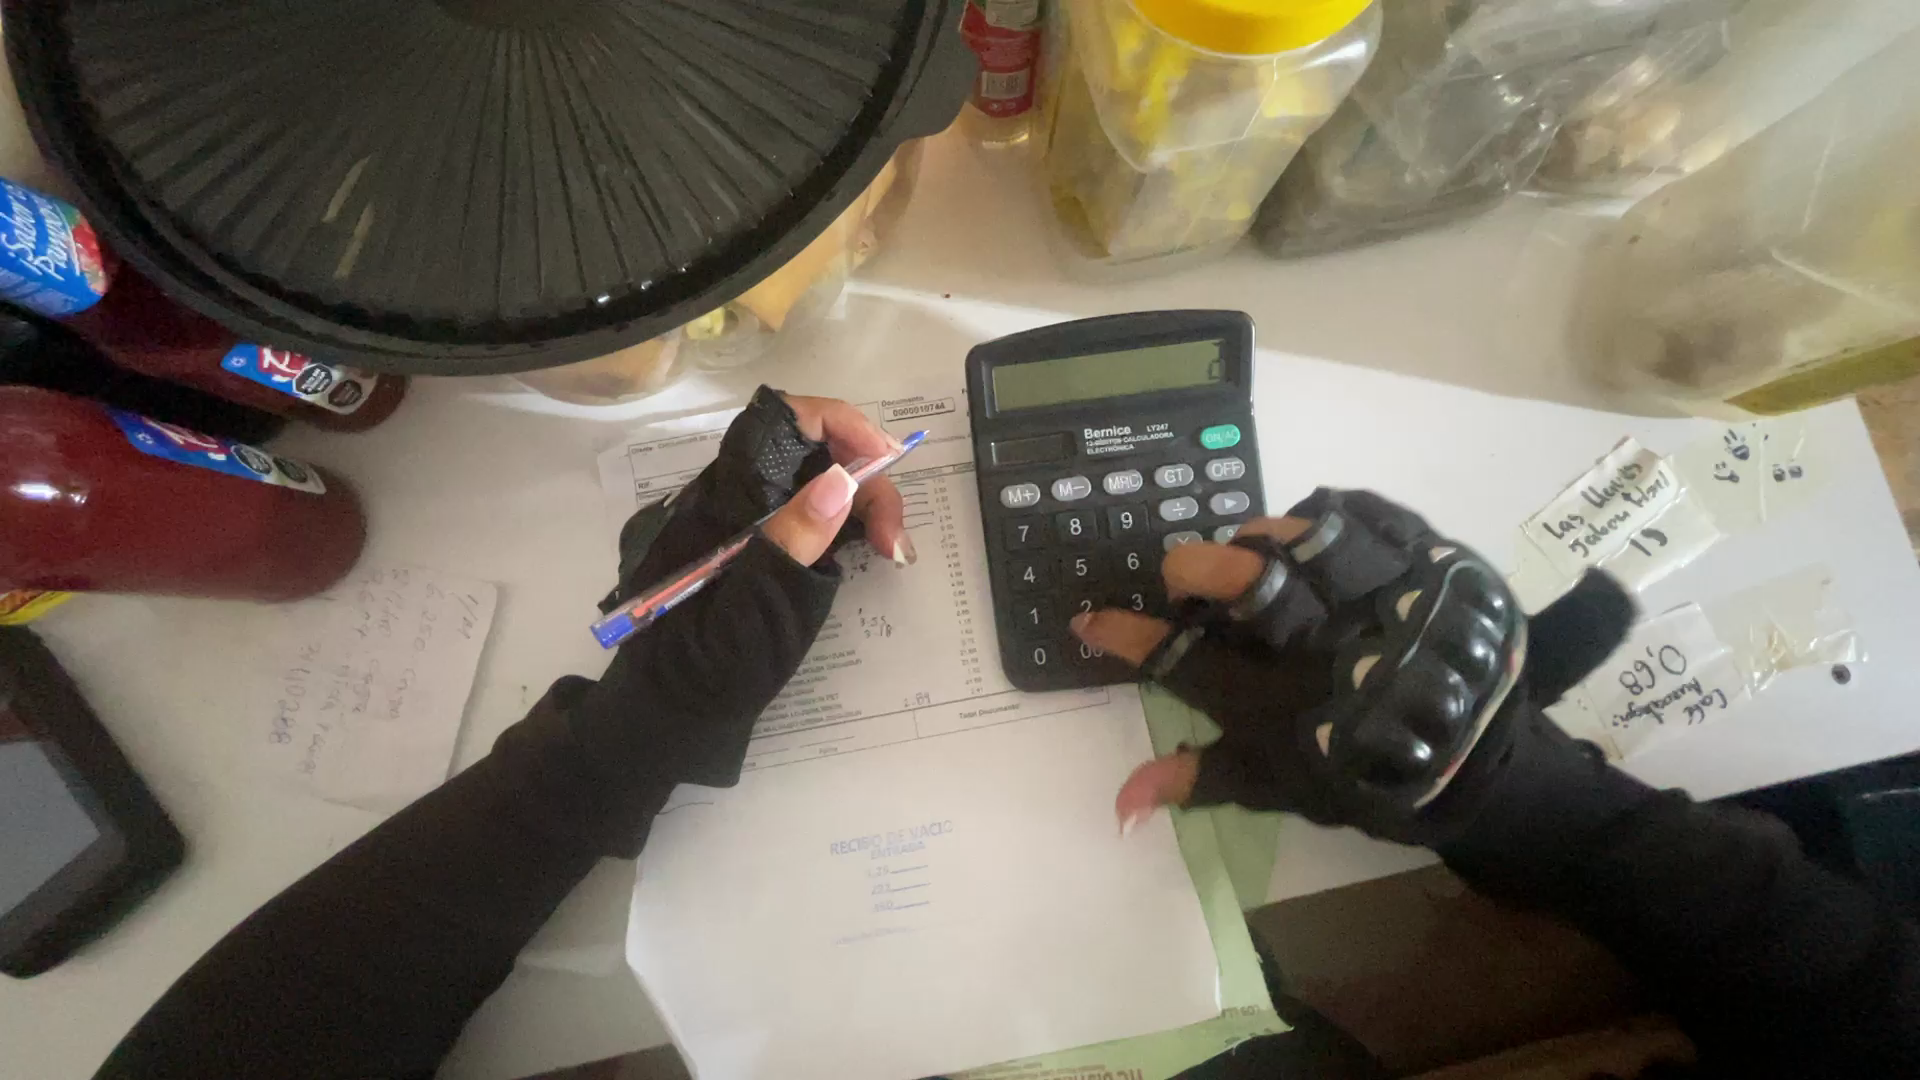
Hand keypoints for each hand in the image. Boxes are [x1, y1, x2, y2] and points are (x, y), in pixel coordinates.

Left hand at [580, 388, 914, 801]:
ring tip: (894, 550)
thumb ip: (792, 543)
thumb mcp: (756, 610)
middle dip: (869, 481)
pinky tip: (879, 549)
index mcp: (728, 498)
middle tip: (895, 537)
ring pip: (829, 483)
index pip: (784, 422)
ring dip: (871, 505)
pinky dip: (859, 524)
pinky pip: (826, 513)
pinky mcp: (778, 542)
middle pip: (819, 452)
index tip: (885, 460)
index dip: (841, 424)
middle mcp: (746, 496)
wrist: (679, 706)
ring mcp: (763, 519)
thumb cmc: (710, 665)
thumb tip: (840, 480)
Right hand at [1072, 489, 1635, 846]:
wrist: (1487, 770)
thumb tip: (1119, 804)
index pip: (1186, 664)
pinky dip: (1333, 512)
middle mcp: (1326, 647)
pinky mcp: (1430, 568)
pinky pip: (1372, 514)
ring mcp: (1382, 601)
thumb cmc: (1367, 779)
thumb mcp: (1277, 788)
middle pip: (1248, 585)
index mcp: (1283, 705)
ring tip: (1250, 551)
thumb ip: (1196, 780)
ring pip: (1309, 540)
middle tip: (1180, 578)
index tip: (1090, 620)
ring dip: (1261, 538)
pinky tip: (1311, 528)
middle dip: (1196, 570)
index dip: (1128, 638)